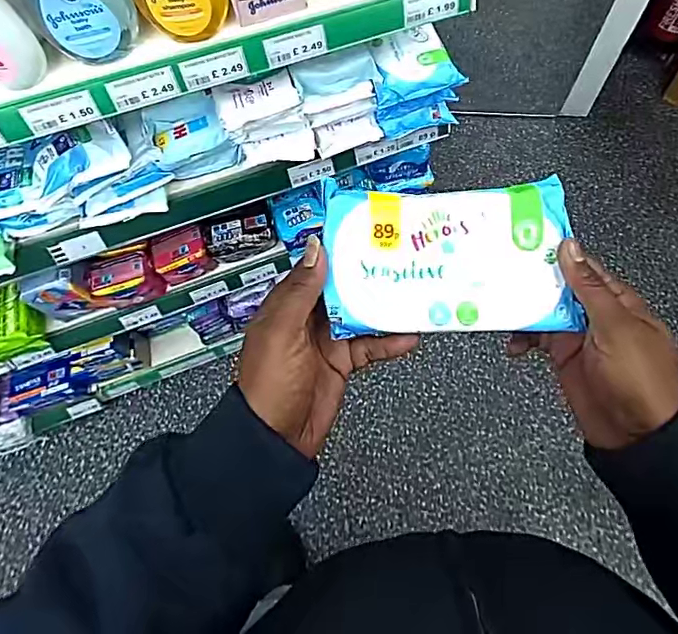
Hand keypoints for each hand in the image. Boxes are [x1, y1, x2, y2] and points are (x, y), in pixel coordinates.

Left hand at [238, 236, 418, 457]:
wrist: (275, 442)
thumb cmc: (267, 385)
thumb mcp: (282, 331)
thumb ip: (301, 291)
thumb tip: (316, 250)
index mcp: (288, 303)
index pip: (317, 267)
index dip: (339, 251)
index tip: (365, 234)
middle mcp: (308, 317)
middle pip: (344, 288)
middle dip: (369, 275)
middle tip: (398, 260)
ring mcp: (327, 339)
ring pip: (361, 313)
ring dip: (384, 306)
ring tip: (410, 293)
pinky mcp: (342, 361)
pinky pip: (370, 344)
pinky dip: (389, 340)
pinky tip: (407, 335)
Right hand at [508, 238, 677, 449]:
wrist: (637, 439)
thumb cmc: (641, 380)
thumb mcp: (615, 326)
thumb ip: (589, 287)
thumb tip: (571, 249)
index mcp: (616, 299)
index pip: (581, 265)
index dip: (557, 252)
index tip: (527, 238)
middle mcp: (595, 313)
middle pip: (558, 285)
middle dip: (533, 278)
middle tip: (504, 268)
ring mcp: (579, 335)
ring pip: (544, 309)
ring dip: (523, 307)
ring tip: (502, 305)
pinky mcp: (563, 356)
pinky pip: (537, 337)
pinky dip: (522, 337)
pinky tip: (514, 342)